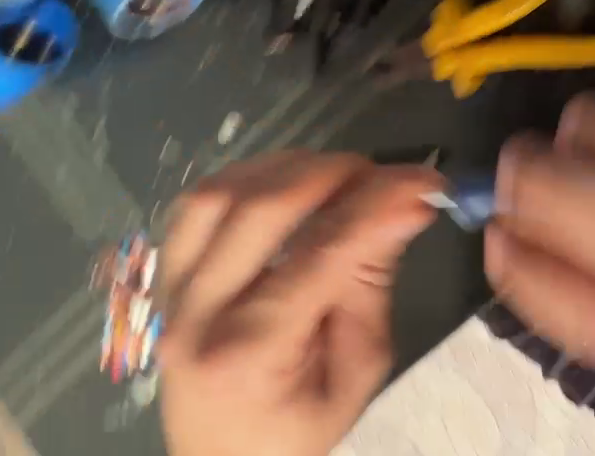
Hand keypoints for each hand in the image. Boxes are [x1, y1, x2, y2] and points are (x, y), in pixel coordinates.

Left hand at [156, 152, 441, 455]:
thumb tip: (411, 205)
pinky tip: (293, 183)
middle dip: (334, 173)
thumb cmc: (303, 426)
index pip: (320, 252)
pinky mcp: (166, 280)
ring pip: (219, 195)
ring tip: (340, 175)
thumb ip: (372, 281)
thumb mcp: (359, 367)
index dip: (378, 205)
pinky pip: (196, 206)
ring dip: (289, 168)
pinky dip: (250, 178)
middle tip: (383, 173)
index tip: (428, 179)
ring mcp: (170, 295)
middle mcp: (196, 317)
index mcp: (250, 352)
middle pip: (260, 209)